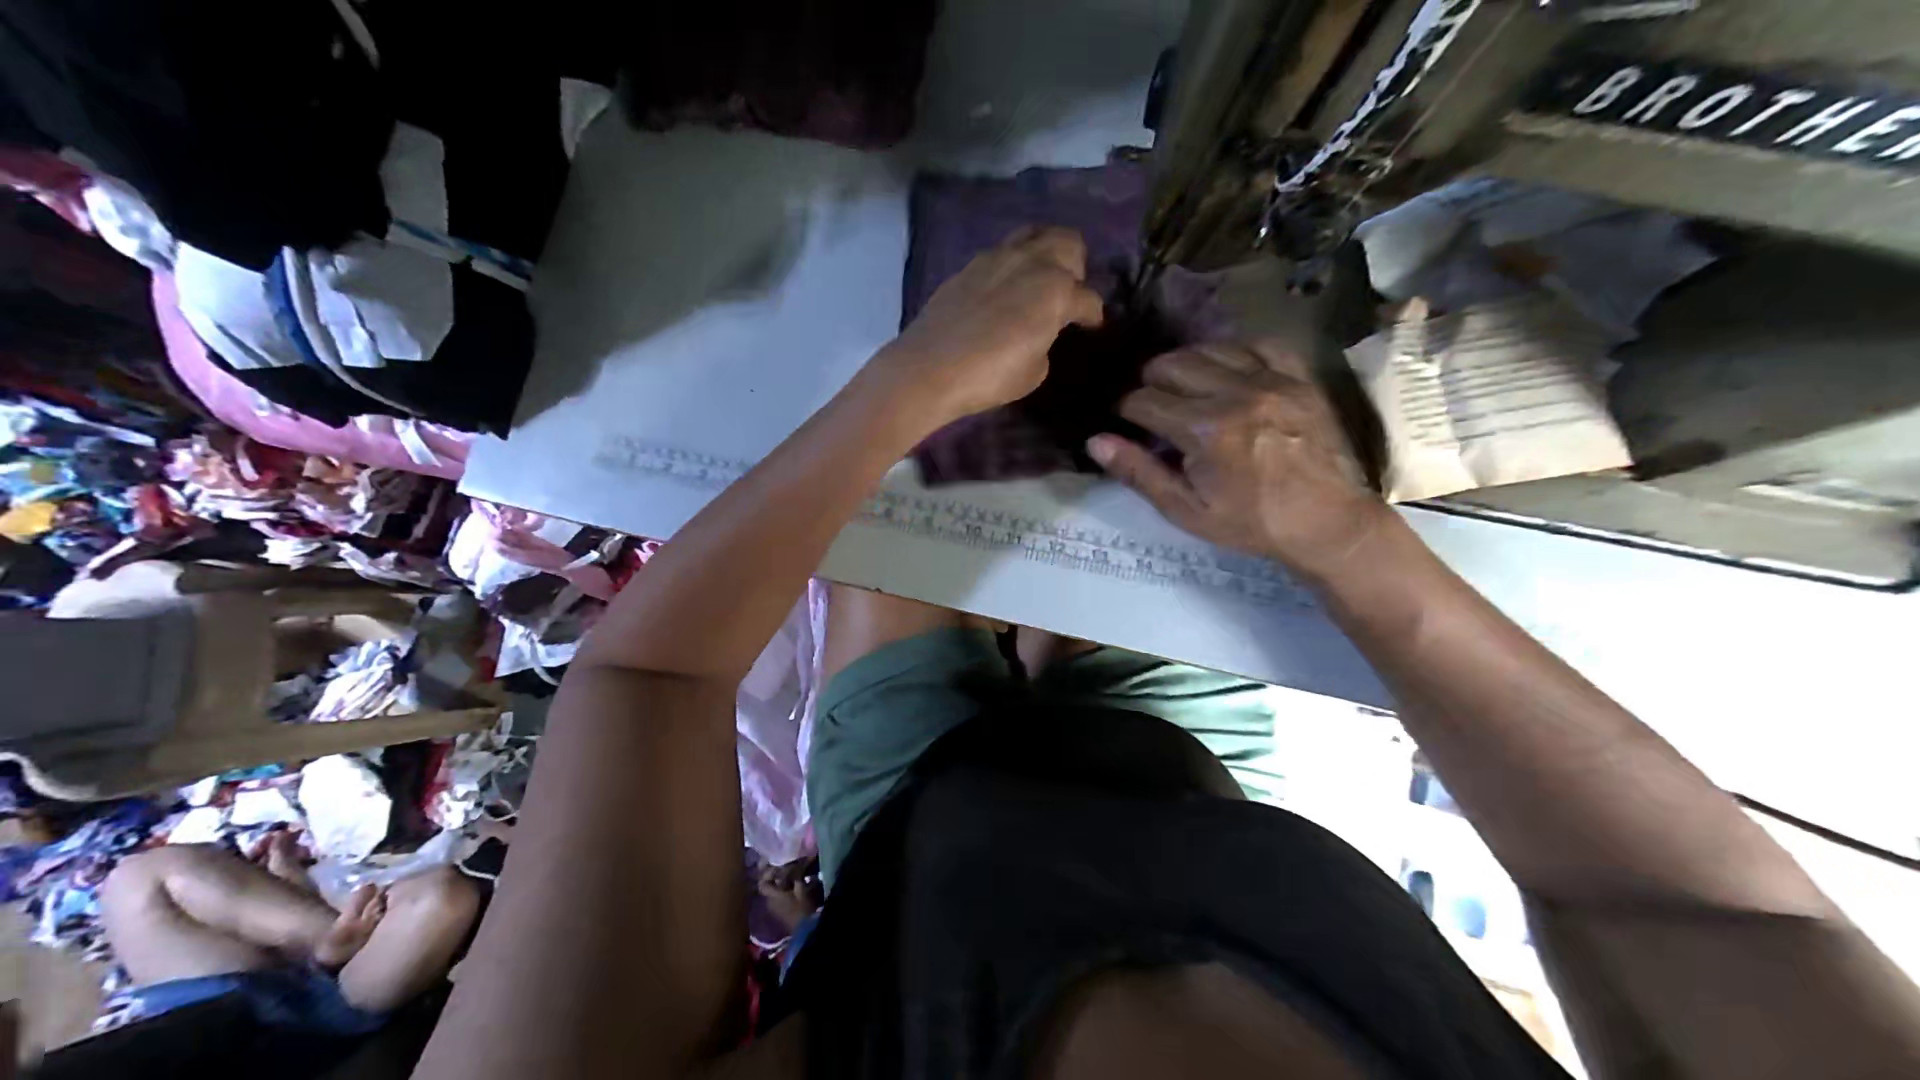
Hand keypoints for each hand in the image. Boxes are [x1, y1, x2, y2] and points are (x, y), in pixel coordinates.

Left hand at [872, 226, 1104, 427]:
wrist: (929, 368)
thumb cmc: (991, 376)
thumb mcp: (1035, 371)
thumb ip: (1047, 341)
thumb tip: (1040, 332)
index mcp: (1057, 290)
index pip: (1089, 299)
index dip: (1093, 317)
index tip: (1092, 328)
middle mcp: (1032, 262)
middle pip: (1069, 243)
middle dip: (1075, 267)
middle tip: (1066, 294)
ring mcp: (998, 257)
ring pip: (1035, 234)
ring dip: (1045, 253)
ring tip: (1037, 282)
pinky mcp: (970, 265)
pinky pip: (1003, 251)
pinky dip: (1013, 264)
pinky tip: (1004, 290)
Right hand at [1086, 342, 1392, 584]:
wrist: (1325, 522)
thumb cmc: (1249, 522)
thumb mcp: (1185, 510)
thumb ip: (1139, 471)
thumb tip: (1095, 441)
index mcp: (1204, 429)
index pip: (1143, 399)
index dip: (1124, 410)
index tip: (1124, 422)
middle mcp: (1235, 392)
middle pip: (1171, 363)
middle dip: (1149, 381)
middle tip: (1150, 406)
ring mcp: (1271, 380)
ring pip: (1209, 348)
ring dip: (1185, 364)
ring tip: (1182, 388)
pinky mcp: (1297, 377)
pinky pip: (1256, 344)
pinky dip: (1232, 353)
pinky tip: (1224, 371)